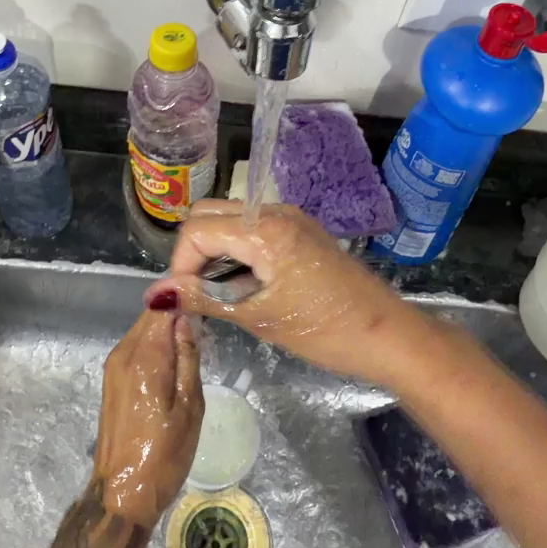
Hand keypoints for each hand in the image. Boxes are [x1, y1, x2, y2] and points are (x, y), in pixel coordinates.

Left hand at [92, 309, 202, 527]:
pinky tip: (174, 361)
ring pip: (143, 331)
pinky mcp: (111, 380)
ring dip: (166, 331)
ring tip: (194, 342)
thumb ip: (189, 359)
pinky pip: (136, 348)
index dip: (183, 297)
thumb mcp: (190, 407)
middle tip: (206, 323)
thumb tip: (187, 320)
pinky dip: (154, 346)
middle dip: (176, 313)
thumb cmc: (164, 455)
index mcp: (144, 358)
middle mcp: (123, 354)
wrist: (124, 493)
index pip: (162, 307)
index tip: (206, 297)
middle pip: (151, 317)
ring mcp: (113, 366)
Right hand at [148, 200, 435, 386]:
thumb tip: (158, 295)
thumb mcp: (259, 317)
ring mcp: (290, 218)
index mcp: (264, 229)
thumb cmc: (325, 331)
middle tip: (194, 292)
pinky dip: (236, 248)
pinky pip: (252, 227)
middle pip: (209, 214)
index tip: (181, 298)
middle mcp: (274, 212)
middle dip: (192, 250)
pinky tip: (240, 283)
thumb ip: (206, 298)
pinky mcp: (300, 230)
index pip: (198, 230)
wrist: (388, 336)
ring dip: (214, 249)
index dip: (180, 263)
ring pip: (230, 219)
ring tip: (214, 291)